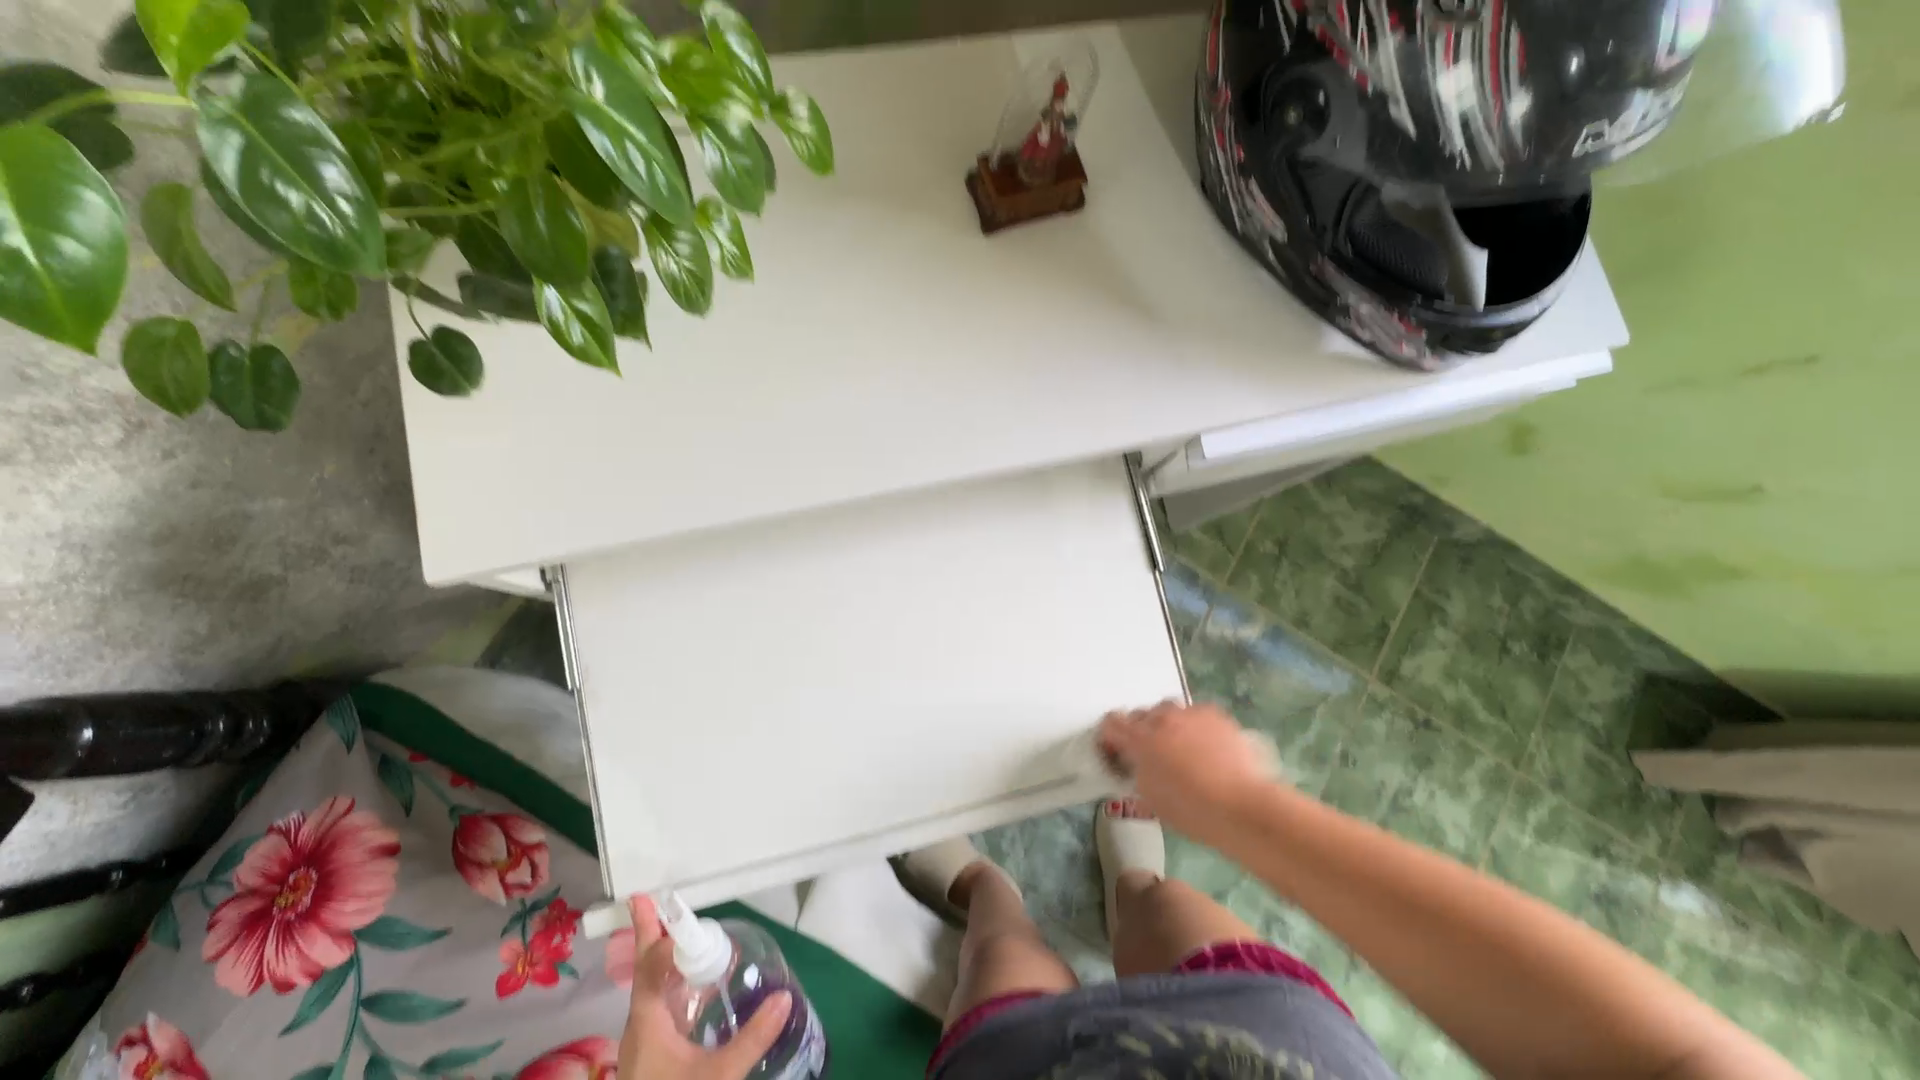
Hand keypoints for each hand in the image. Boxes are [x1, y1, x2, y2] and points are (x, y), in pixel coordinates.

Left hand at [617, 895, 792, 1079]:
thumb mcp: (717, 1077)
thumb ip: (751, 1039)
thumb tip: (784, 996)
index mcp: (647, 1023)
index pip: (651, 968)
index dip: (663, 937)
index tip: (672, 907)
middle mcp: (641, 1024)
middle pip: (644, 970)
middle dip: (648, 934)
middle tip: (647, 899)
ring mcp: (645, 1040)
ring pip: (650, 987)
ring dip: (661, 957)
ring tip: (675, 932)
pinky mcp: (654, 1053)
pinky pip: (660, 1005)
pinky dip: (672, 983)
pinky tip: (691, 986)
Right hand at [1098, 701, 1277, 839]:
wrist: (1242, 806)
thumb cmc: (1192, 810)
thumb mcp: (1150, 798)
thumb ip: (1138, 772)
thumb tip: (1139, 762)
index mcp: (1141, 740)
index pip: (1111, 723)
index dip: (1109, 737)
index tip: (1116, 753)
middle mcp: (1163, 719)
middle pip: (1142, 714)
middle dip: (1141, 731)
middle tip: (1152, 756)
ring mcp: (1192, 714)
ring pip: (1170, 711)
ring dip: (1168, 725)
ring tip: (1181, 749)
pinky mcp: (1217, 716)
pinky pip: (1197, 715)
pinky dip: (1195, 727)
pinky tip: (1207, 748)